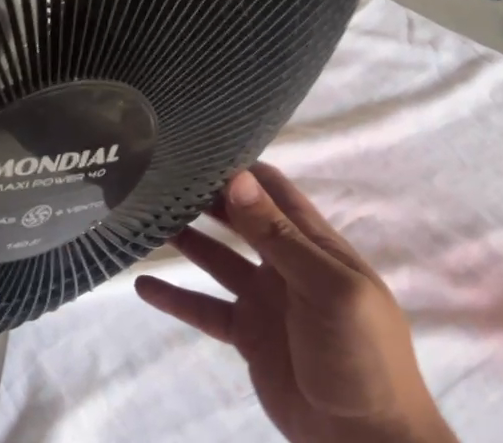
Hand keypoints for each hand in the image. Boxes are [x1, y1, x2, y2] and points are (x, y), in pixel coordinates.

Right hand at [136, 164, 456, 442]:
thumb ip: (278, 236)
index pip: (274, 192)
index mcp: (316, 247)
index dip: (240, 168)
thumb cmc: (362, 356)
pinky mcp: (247, 335)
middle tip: (156, 174)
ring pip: (216, 258)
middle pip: (239, 219)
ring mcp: (266, 301)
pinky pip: (203, 308)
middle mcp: (288, 266)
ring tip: (141, 216)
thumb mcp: (327, 289)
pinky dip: (174, 296)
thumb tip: (236, 177)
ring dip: (184, 238)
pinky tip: (142, 285)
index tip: (195, 145)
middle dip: (204, 196)